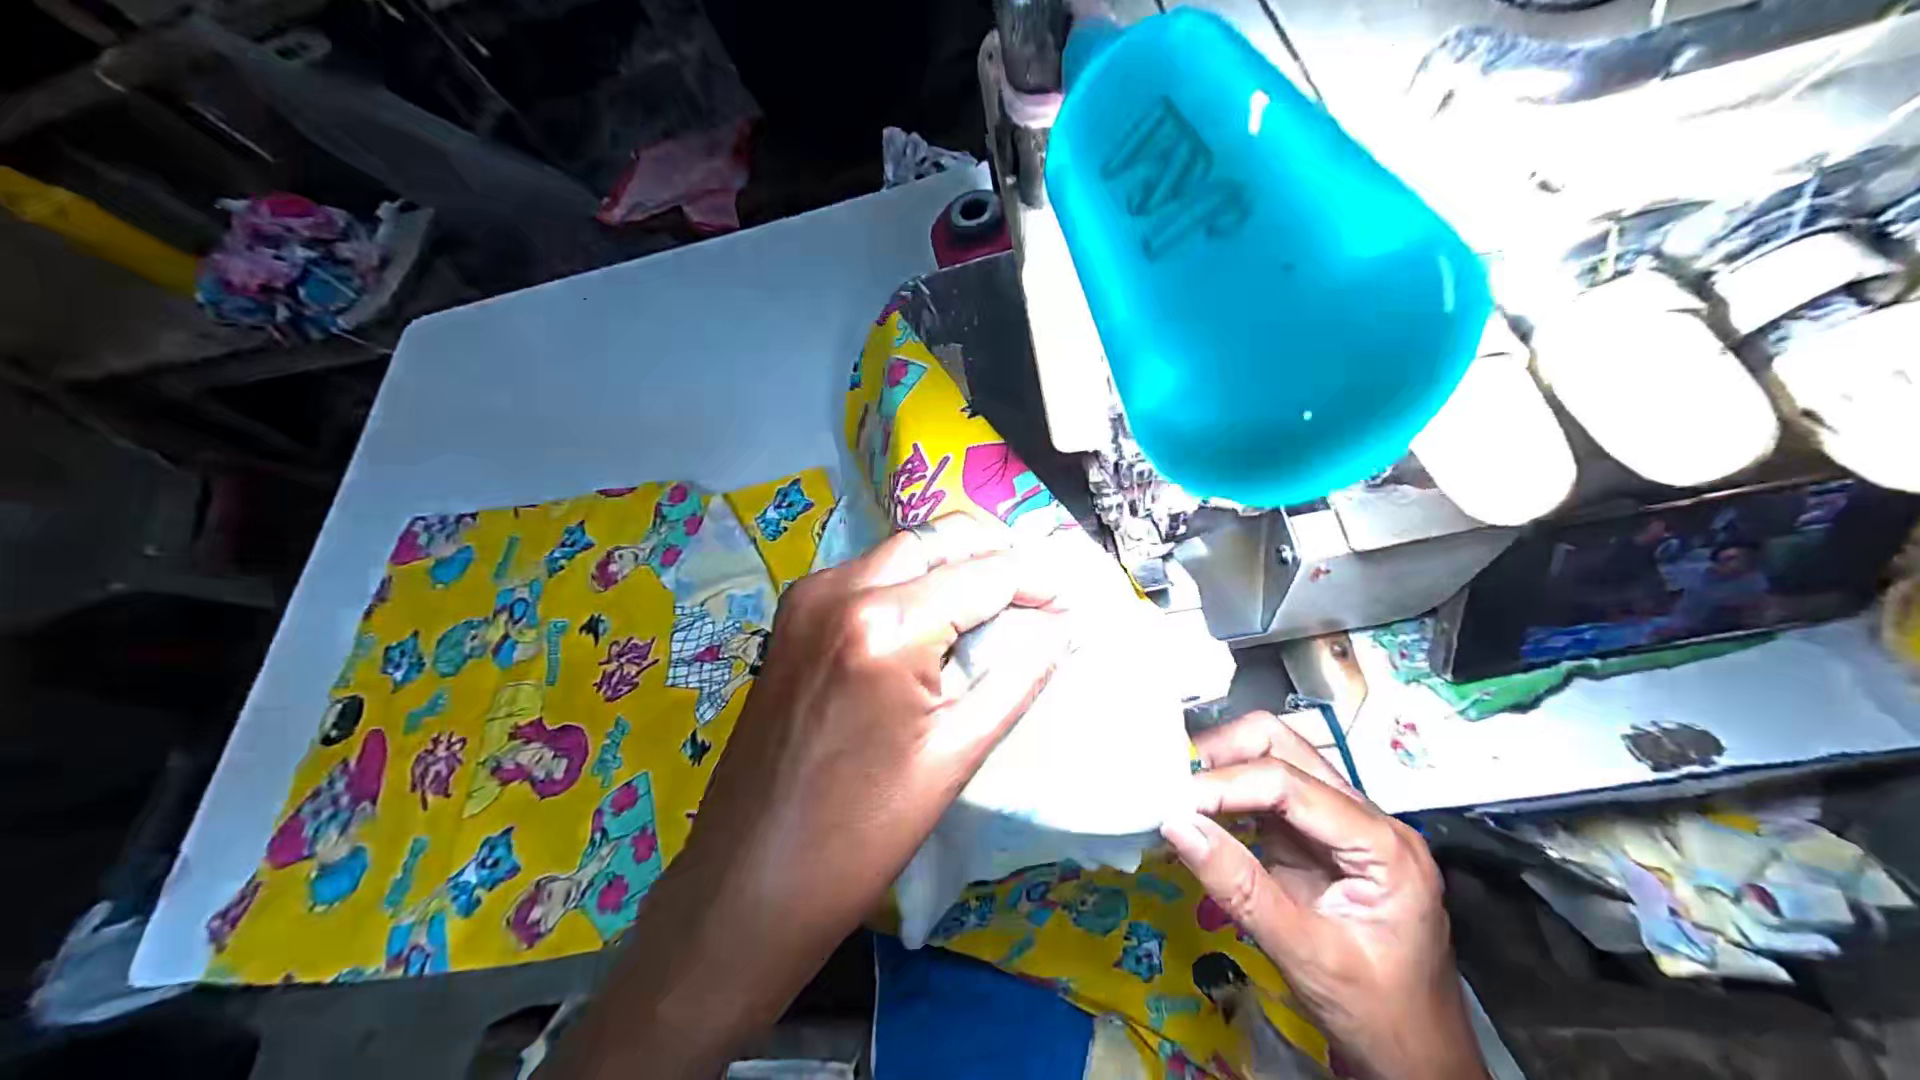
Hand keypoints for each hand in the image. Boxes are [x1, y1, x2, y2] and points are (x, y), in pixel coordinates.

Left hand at [552, 512, 1068, 1078]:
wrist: (752, 879)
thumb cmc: (863, 831)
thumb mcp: (956, 752)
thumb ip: (1018, 675)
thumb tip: (1061, 625)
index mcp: (884, 625)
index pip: (980, 573)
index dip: (1033, 579)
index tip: (1066, 600)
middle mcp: (838, 591)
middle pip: (933, 542)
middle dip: (988, 556)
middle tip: (1031, 594)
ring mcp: (805, 601)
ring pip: (896, 554)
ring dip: (947, 566)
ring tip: (991, 606)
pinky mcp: (791, 620)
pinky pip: (863, 578)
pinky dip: (906, 585)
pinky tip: (930, 622)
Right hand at [1161, 713, 1486, 1079]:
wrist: (1420, 1062)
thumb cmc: (1379, 1017)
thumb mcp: (1305, 956)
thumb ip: (1240, 887)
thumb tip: (1176, 826)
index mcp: (1382, 844)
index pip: (1289, 783)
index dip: (1226, 784)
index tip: (1174, 802)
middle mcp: (1365, 817)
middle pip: (1286, 746)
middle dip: (1224, 753)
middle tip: (1175, 782)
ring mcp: (1340, 824)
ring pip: (1275, 758)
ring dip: (1223, 767)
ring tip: (1179, 792)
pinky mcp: (1315, 838)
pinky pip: (1265, 796)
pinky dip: (1227, 796)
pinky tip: (1199, 812)